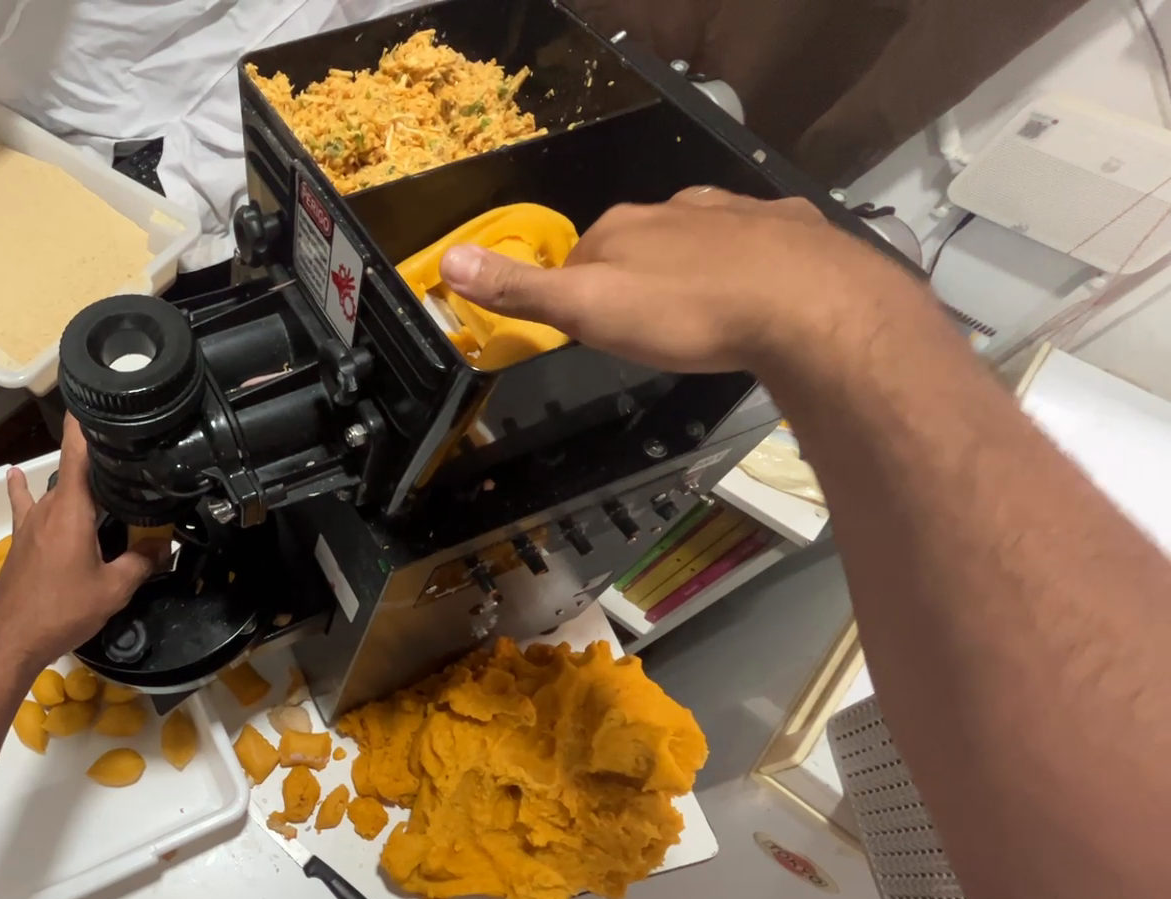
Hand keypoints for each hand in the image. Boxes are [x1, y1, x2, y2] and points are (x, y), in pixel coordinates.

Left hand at [0, 415, 158, 668]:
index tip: (96, 400)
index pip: (78, 452)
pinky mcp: (22, 539)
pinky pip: (28, 505)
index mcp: (72, 509)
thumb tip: (164, 547)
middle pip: (74, 471)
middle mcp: (49, 507)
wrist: (10, 639)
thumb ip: (141, 563)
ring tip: (100, 477)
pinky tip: (17, 475)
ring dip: (77, 483)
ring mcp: (30, 522)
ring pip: (57, 490)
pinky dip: (27, 489)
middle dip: (100, 463)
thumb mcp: (113, 590)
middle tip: (130, 462)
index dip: (87, 424)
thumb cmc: (61, 610)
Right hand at [437, 187, 949, 376]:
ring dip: (683, 274)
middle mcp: (674, 208)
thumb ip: (519, 289)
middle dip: (630, 283)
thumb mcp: (583, 311)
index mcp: (619, 228)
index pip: (578, 256)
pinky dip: (741, 268)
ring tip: (694, 320)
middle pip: (632, 247)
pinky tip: (750, 299)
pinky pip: (750, 244)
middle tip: (642, 332)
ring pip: (690, 243)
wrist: (808, 308)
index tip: (591, 329)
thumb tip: (448, 260)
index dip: (577, 295)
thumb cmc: (681, 314)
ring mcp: (735, 212)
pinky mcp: (787, 228)